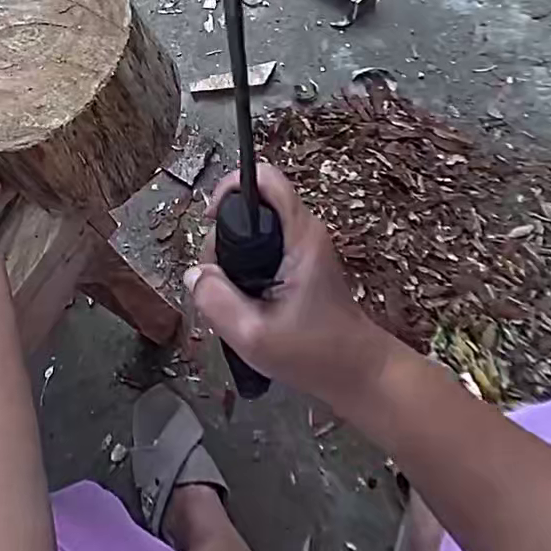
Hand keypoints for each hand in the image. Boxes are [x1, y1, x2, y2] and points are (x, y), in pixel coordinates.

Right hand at [186, 164, 394, 402]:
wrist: (357, 371)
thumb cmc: (314, 352)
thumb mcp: (254, 334)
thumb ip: (217, 300)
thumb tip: (194, 273)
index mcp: (301, 235)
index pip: (267, 180)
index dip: (233, 187)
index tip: (211, 220)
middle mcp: (305, 232)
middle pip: (255, 205)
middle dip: (225, 233)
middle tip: (217, 277)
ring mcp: (305, 247)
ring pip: (257, 229)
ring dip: (233, 254)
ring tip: (227, 295)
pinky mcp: (302, 264)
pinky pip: (265, 248)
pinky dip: (246, 266)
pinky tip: (240, 299)